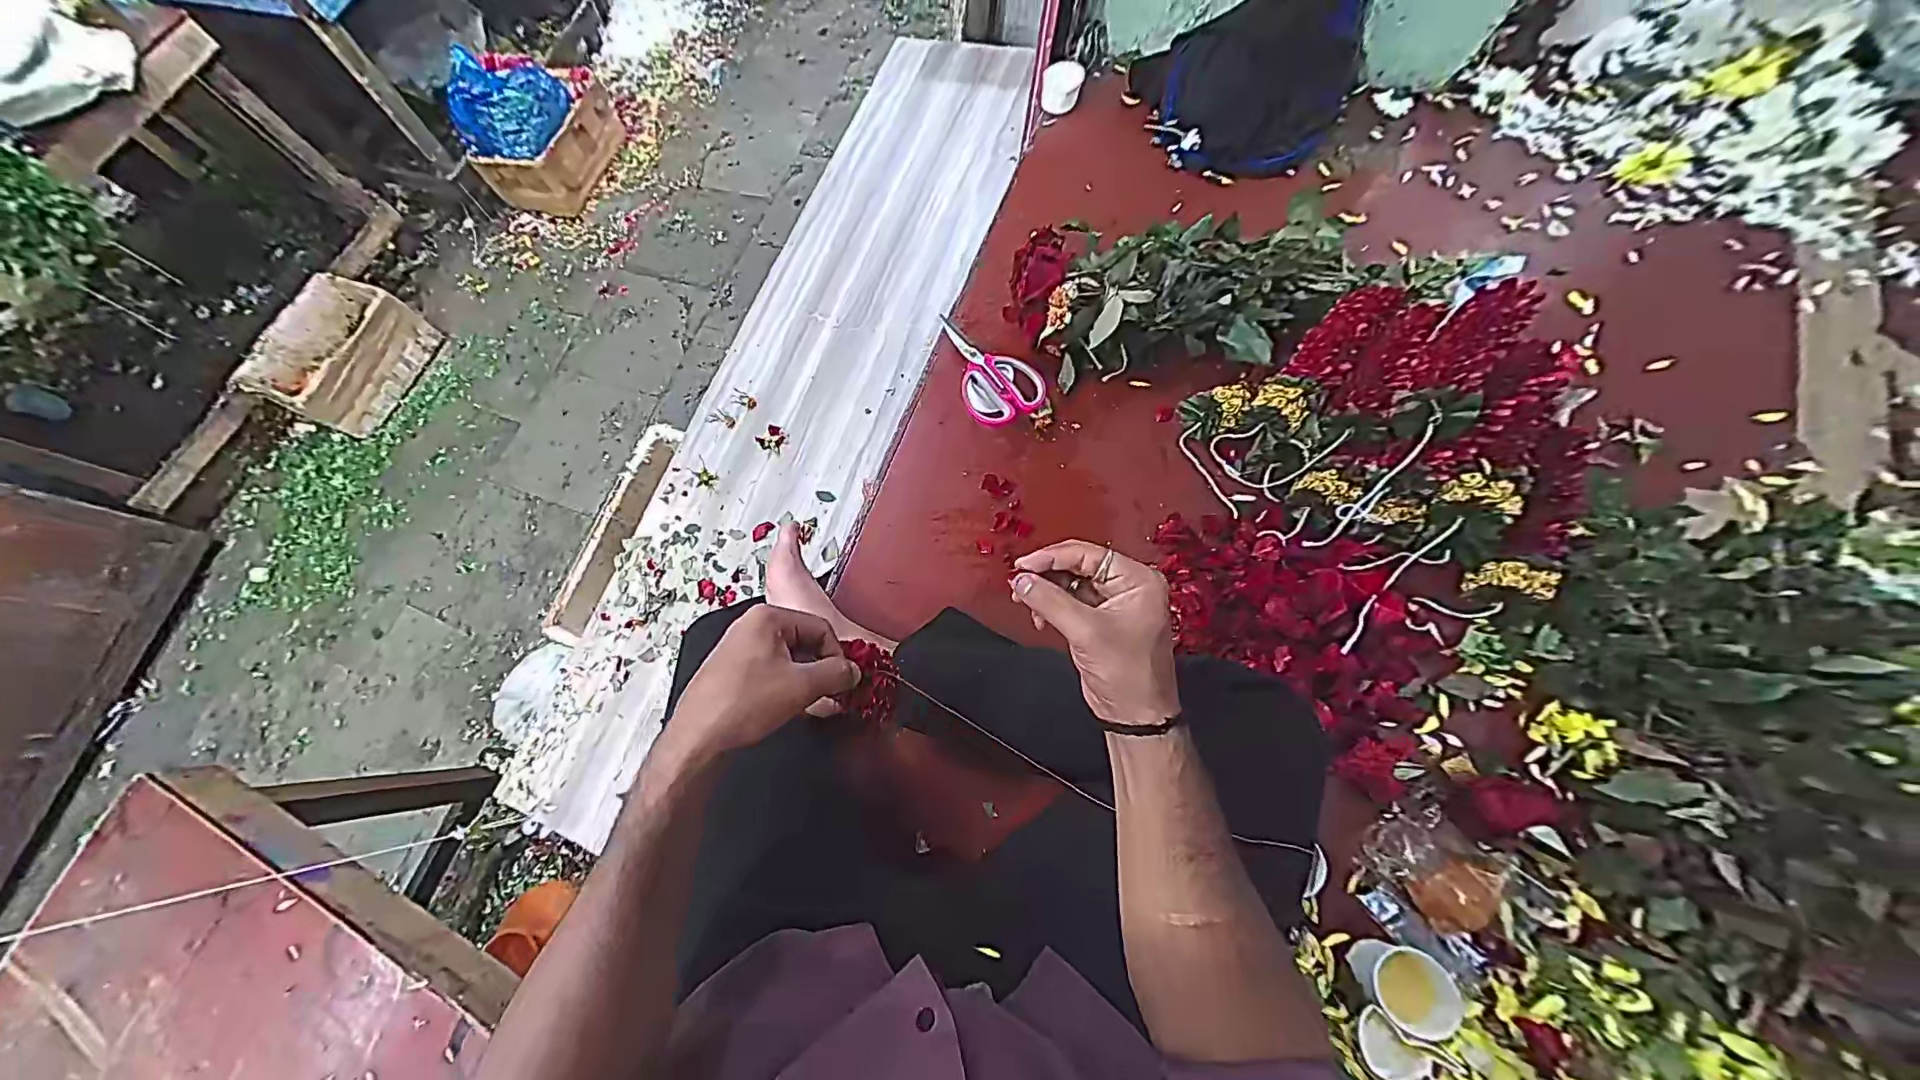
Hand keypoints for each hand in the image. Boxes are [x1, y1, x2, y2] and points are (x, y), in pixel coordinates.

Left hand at [663, 605, 860, 763]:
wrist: (697, 739)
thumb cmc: (742, 705)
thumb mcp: (802, 686)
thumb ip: (836, 674)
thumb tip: (852, 671)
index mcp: (767, 618)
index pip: (821, 628)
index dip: (837, 655)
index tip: (843, 680)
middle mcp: (751, 627)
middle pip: (805, 642)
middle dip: (821, 670)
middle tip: (831, 694)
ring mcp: (740, 649)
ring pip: (790, 659)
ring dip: (805, 681)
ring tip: (810, 704)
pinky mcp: (733, 671)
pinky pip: (772, 672)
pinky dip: (786, 687)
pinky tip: (789, 708)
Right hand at [1011, 541, 1180, 728]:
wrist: (1135, 716)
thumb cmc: (1129, 676)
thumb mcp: (1086, 632)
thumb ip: (1051, 601)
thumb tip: (1022, 580)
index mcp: (1137, 580)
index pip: (1088, 554)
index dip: (1052, 557)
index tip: (1024, 565)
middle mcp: (1127, 587)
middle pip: (1078, 566)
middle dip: (1046, 575)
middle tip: (1019, 582)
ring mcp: (1113, 604)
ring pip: (1070, 584)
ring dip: (1045, 591)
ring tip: (1024, 600)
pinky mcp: (1099, 621)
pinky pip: (1070, 602)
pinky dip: (1051, 606)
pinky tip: (1038, 616)